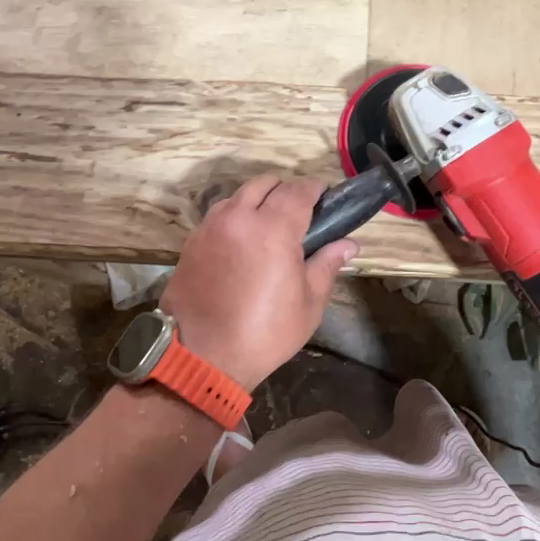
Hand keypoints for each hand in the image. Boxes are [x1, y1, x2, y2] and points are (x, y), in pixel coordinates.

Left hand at [160, 176, 357, 390]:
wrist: (202, 357)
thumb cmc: (264, 333)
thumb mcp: (308, 304)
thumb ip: (327, 265)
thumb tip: (347, 245)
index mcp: (273, 229)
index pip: (298, 190)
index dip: (315, 190)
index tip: (325, 199)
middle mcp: (238, 218)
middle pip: (266, 184)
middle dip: (286, 191)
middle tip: (300, 215)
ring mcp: (210, 227)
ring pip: (238, 196)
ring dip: (257, 201)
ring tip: (269, 227)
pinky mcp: (192, 242)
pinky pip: (218, 216)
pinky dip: (235, 218)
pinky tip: (243, 243)